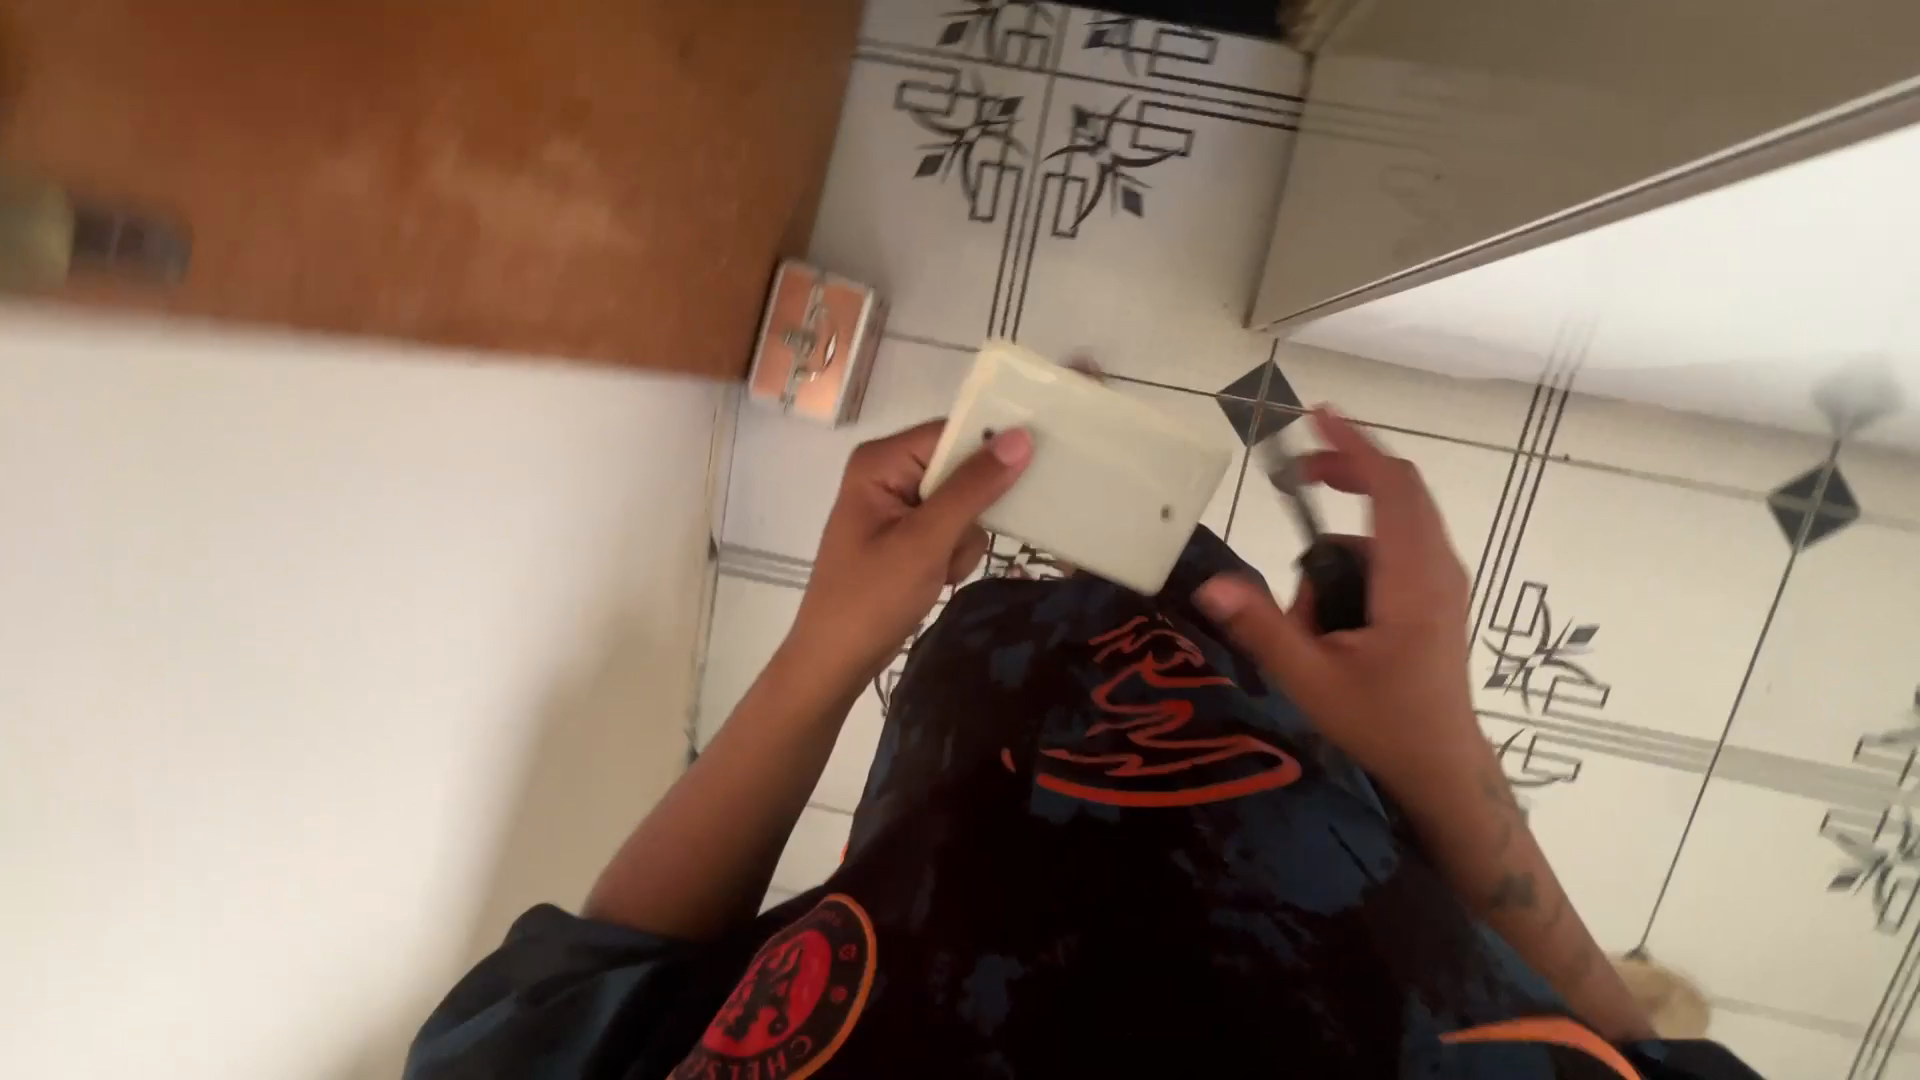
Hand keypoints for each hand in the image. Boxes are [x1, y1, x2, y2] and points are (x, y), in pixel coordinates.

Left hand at [789, 419, 1032, 683]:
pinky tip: (937, 578)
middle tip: (960, 541)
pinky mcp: (906, 534)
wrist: (837, 660)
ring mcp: (897, 505)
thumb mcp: (926, 541)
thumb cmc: (872, 598)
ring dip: (963, 540)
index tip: (1034, 465)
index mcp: (881, 461)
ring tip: (940, 569)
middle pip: (959, 468)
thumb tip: (1021, 437)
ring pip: (963, 504)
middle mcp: (888, 472)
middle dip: (970, 511)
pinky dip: (953, 554)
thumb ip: (973, 488)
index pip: (950, 433)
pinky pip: (951, 529)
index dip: (990, 448)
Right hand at [1193, 407, 1481, 794]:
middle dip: (1343, 472)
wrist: (1440, 768)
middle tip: (1288, 477)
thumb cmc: (1380, 724)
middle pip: (1398, 490)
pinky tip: (1328, 616)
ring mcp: (1442, 582)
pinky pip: (1393, 550)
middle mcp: (1437, 569)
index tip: (1315, 417)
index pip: (1391, 488)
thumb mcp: (1310, 680)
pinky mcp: (1435, 596)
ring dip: (1337, 543)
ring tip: (1305, 615)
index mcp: (1413, 581)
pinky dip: (1354, 560)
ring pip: (1390, 525)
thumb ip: (1262, 628)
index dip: (1352, 448)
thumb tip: (1211, 584)